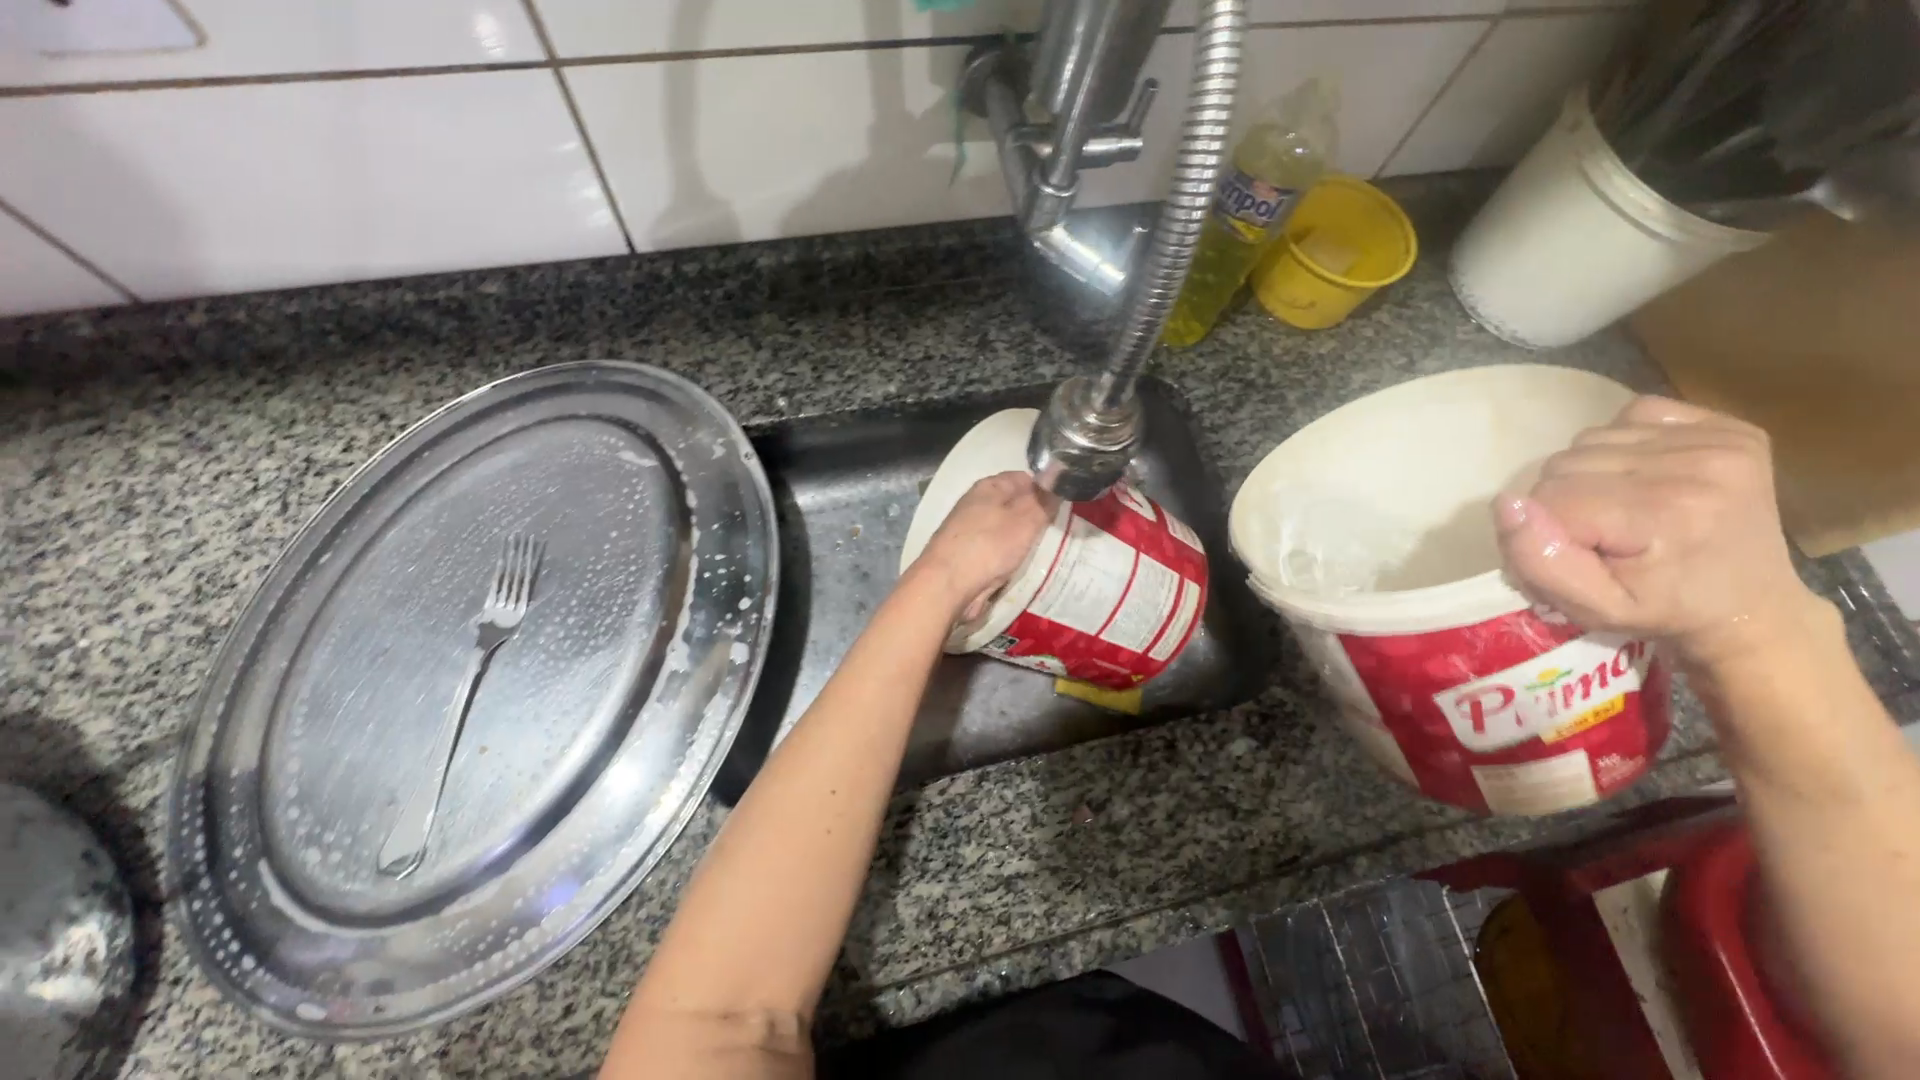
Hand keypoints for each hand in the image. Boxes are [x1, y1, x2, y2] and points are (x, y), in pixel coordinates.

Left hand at [904, 472, 1057, 620]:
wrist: (948, 585)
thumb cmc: (989, 545)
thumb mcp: (1025, 519)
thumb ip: (1043, 501)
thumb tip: (1057, 481)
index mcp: (989, 487)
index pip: (1024, 478)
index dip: (1045, 489)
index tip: (1064, 506)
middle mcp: (977, 504)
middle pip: (1015, 505)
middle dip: (1036, 517)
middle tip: (1060, 531)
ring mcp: (971, 531)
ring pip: (1007, 530)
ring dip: (1024, 541)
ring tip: (1048, 550)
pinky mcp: (968, 556)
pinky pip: (998, 552)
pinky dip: (1010, 558)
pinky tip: (1024, 566)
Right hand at [1493, 395, 1827, 673]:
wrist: (1750, 608)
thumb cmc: (1663, 613)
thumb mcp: (1592, 609)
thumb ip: (1542, 562)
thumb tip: (1507, 503)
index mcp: (1664, 514)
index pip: (1550, 499)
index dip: (1547, 530)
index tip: (1579, 557)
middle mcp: (1696, 465)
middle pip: (1567, 464)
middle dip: (1564, 500)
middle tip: (1596, 535)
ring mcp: (1717, 441)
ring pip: (1590, 439)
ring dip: (1589, 474)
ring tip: (1620, 508)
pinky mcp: (1729, 427)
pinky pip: (1633, 415)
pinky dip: (1622, 445)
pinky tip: (1646, 478)